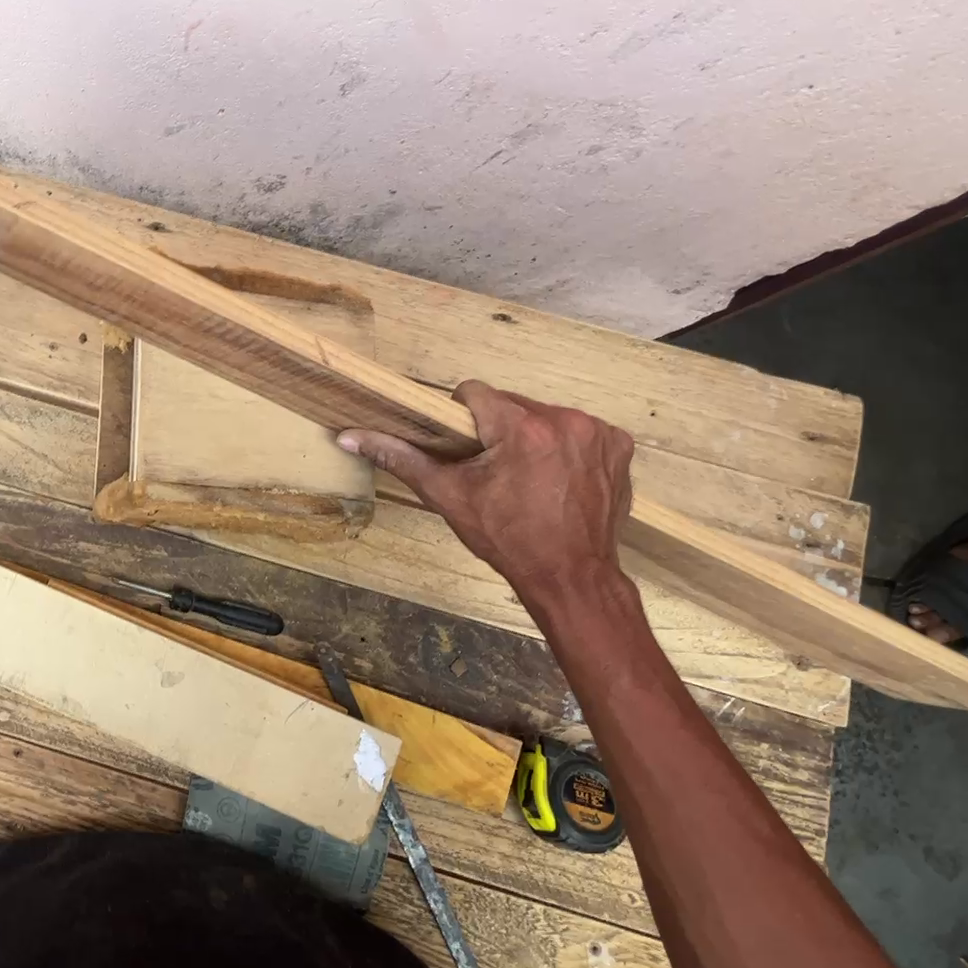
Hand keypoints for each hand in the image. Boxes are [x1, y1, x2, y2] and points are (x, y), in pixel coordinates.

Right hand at [337, 381, 635, 600]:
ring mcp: (598, 433)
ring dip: (528, 436)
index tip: (458, 444)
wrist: (570, 575)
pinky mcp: (619, 446)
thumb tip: (349, 437)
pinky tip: (553, 477)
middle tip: (487, 467)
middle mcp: (566, 420)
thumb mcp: (446, 495)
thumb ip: (399, 458)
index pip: (474, 392)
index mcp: (521, 428)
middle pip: (511, 404)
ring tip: (521, 474)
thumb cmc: (504, 537)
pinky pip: (577, 430)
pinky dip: (561, 446)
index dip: (457, 414)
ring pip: (543, 416)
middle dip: (494, 428)